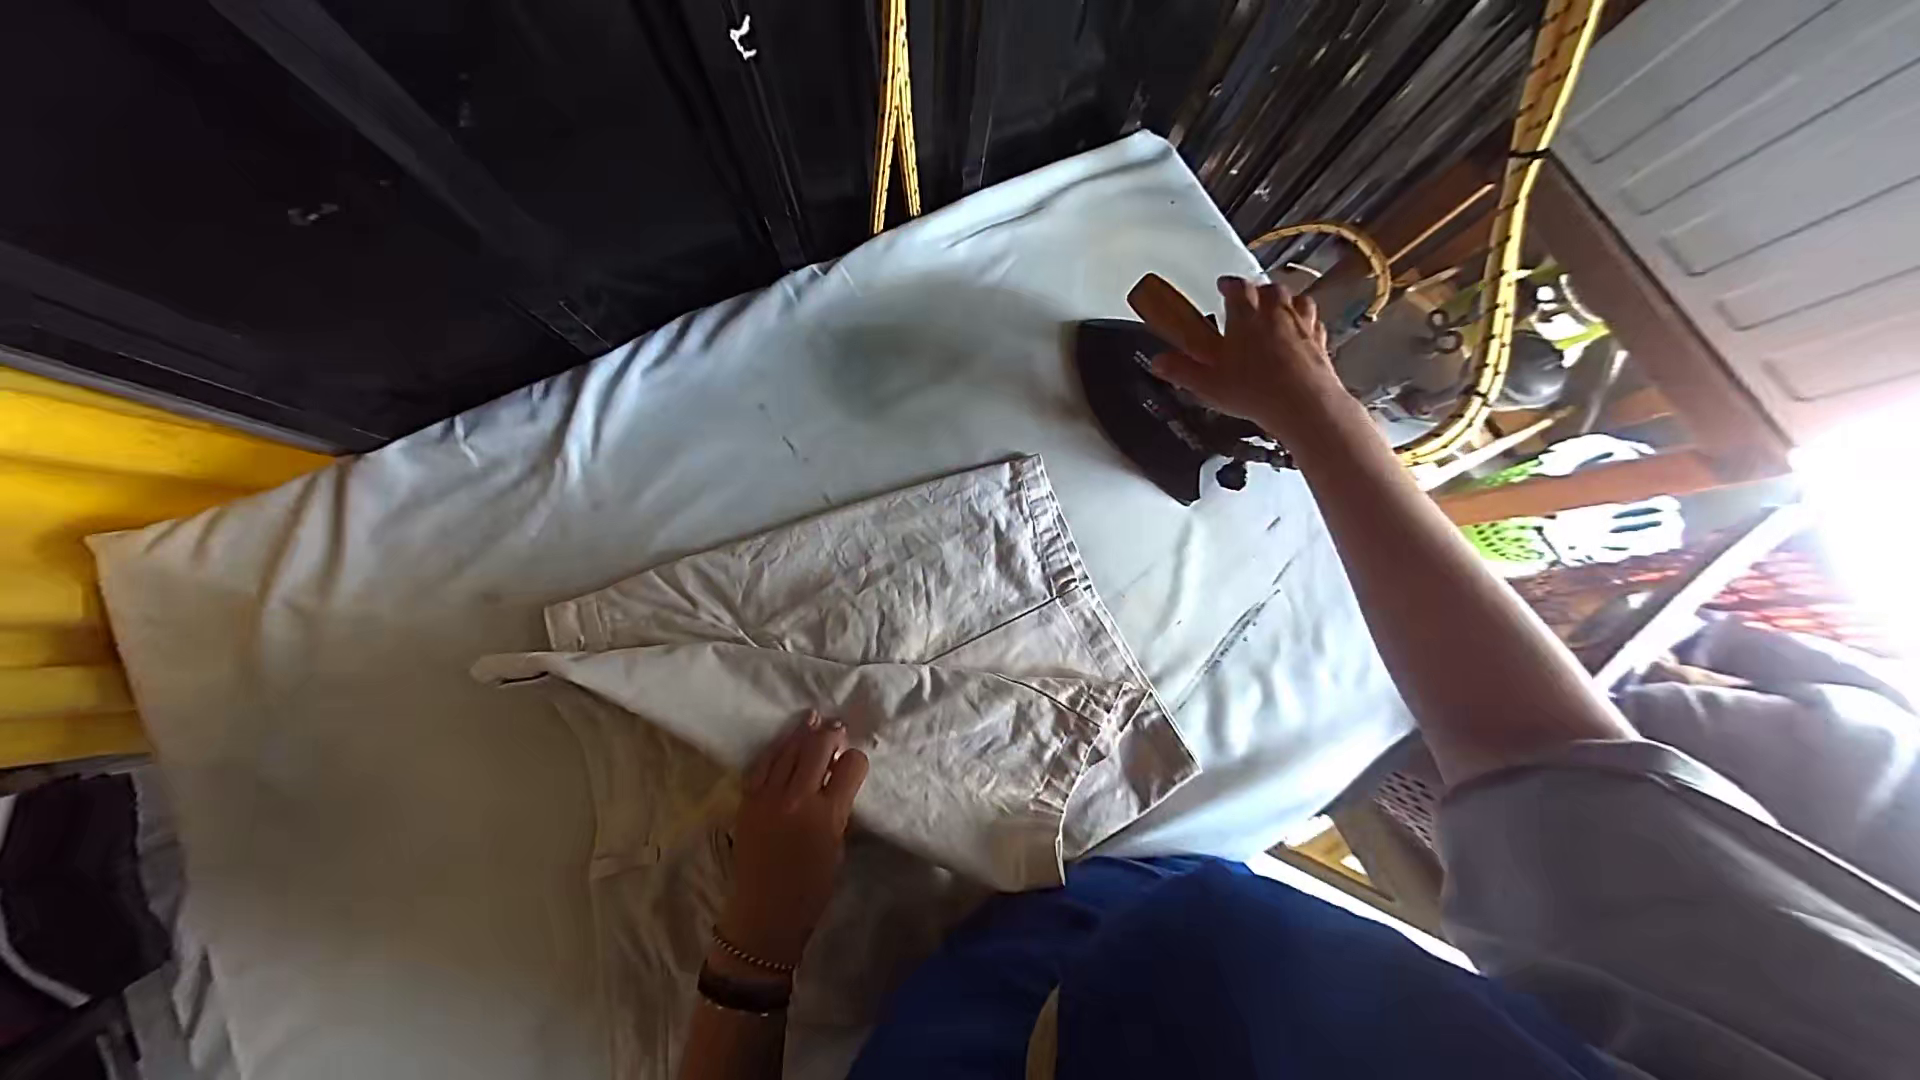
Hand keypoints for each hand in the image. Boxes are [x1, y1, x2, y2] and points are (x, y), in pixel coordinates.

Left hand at [716, 713, 868, 968]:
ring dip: (803, 732)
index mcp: (827, 815)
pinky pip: (763, 763)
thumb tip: (840, 779)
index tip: (855, 761)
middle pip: (817, 747)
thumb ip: (840, 807)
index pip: (850, 766)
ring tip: (813, 719)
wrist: (763, 914)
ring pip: (789, 748)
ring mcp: (768, 797)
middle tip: (837, 728)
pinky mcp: (747, 800)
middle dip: (831, 734)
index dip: (856, 759)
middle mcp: (797, 799)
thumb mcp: (838, 845)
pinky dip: (777, 749)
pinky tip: (786, 741)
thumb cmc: (811, 888)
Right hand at [1148, 275, 1354, 445]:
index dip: (1229, 284)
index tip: (1223, 285)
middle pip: (1268, 288)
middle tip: (1249, 298)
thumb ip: (1180, 370)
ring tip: (1276, 308)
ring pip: (1295, 299)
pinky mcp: (1320, 341)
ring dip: (1285, 300)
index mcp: (1245, 318)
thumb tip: (1160, 362)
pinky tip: (1303, 329)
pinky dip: (1308, 321)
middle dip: (1257, 290)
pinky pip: (1315, 322)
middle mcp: (1275, 314)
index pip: (1237, 288)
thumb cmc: (1255, 390)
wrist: (1301, 403)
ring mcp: (1301, 325)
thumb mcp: (1206, 384)